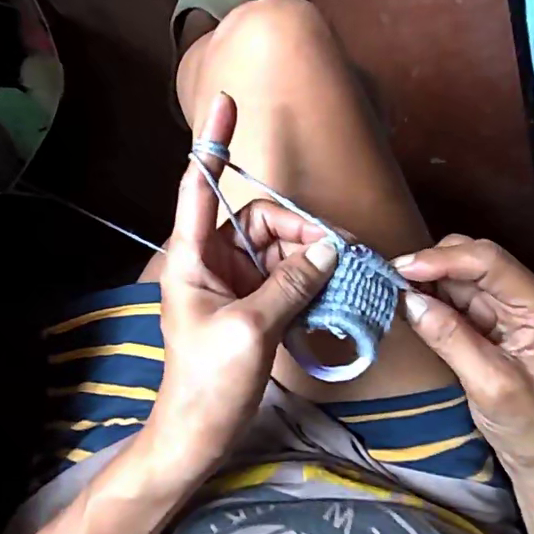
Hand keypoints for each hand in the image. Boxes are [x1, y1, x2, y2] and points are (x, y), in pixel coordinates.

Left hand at [140, 94, 337, 484]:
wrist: (198, 432)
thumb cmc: (208, 381)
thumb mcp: (252, 328)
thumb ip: (291, 283)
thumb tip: (330, 247)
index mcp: (192, 256)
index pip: (199, 186)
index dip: (213, 143)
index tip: (225, 102)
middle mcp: (210, 259)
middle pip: (259, 219)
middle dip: (299, 228)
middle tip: (339, 252)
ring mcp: (231, 280)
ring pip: (276, 247)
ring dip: (310, 256)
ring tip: (342, 275)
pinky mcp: (249, 301)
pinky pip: (283, 274)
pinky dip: (307, 277)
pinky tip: (331, 288)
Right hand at [392, 236, 533, 476]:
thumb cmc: (528, 424)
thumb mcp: (490, 386)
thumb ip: (451, 339)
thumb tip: (410, 300)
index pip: (491, 262)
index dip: (443, 259)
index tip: (401, 269)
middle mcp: (530, 295)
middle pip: (475, 256)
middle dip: (432, 264)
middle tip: (391, 281)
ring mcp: (509, 302)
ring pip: (460, 268)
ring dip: (426, 276)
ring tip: (396, 291)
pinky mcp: (490, 312)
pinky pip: (454, 288)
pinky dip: (429, 290)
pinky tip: (410, 301)